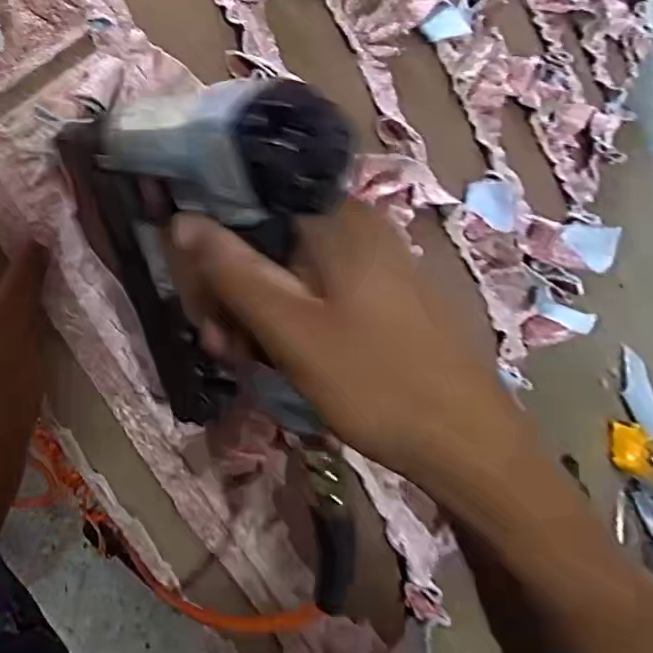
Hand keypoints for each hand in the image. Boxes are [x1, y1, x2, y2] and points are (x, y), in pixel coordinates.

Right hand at [169, 201, 526, 474]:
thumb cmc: (378, 383)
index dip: (211, 245)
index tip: (198, 298)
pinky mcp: (378, 292)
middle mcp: (354, 225)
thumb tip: (180, 220)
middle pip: (265, 239)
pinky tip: (276, 360)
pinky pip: (315, 291)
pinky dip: (288, 320)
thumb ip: (233, 272)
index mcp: (337, 218)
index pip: (248, 205)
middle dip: (232, 290)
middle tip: (220, 344)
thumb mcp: (292, 330)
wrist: (471, 447)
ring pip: (286, 270)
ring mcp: (370, 259)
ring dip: (255, 311)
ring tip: (243, 361)